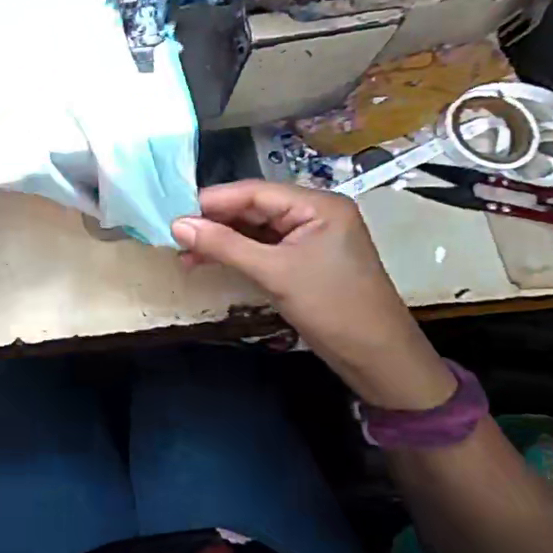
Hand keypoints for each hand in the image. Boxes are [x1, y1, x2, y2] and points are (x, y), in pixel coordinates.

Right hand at [171, 180, 454, 409]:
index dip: (212, 201)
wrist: (380, 359)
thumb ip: (224, 245)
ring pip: (255, 229)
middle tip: (174, 234)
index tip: (173, 212)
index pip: (255, 192)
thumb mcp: (275, 273)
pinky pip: (264, 248)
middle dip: (214, 221)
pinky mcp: (304, 261)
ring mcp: (310, 238)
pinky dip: (237, 254)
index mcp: (318, 205)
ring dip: (222, 239)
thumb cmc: (333, 308)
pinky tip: (209, 260)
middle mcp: (314, 213)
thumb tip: (177, 225)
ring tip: (184, 252)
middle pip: (254, 208)